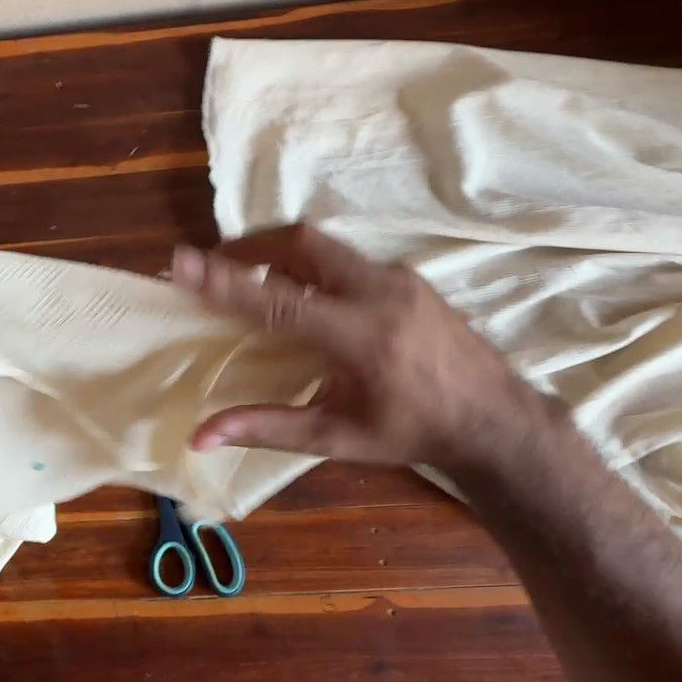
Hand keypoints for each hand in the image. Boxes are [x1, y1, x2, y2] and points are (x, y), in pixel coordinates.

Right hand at [172, 224, 558, 472]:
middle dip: (248, 245)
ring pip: (322, 244)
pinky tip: (291, 289)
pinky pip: (342, 257)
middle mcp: (381, 294)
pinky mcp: (406, 277)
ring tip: (242, 272)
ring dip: (274, 250)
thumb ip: (265, 428)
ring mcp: (399, 279)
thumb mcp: (335, 438)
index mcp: (362, 337)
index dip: (225, 281)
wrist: (499, 419)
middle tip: (212, 262)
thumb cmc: (412, 433)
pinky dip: (303, 262)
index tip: (182, 262)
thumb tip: (199, 435)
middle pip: (301, 243)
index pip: (278, 299)